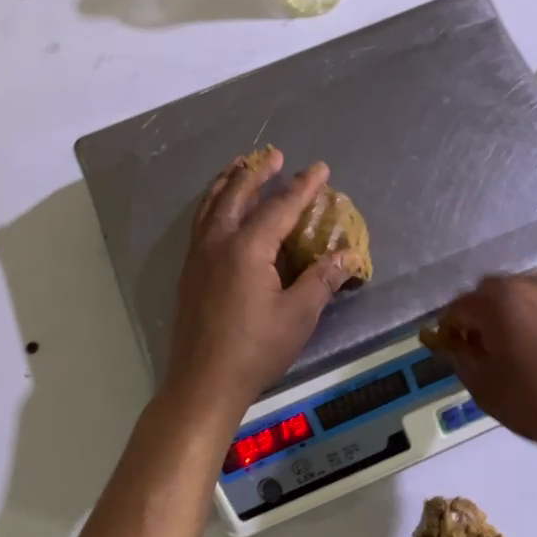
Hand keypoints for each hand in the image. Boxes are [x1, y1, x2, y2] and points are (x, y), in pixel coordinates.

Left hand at [166, 148, 352, 413]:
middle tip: (274, 155)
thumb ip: (322, 279)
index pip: (279, 207)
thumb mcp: (299, 315)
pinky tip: (220, 212)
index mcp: (247, 248)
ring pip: (211, 205)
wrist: (203, 382)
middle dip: (257, 172)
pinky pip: (201, 223)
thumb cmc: (256, 349)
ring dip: (228, 182)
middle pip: (237, 194)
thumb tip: (348, 255)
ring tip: (239, 167)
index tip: (320, 168)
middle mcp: (218, 242)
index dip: (302, 187)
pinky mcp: (189, 273)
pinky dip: (213, 204)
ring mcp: (198, 257)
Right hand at [422, 275, 536, 461]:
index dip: (451, 329)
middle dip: (484, 315)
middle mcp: (533, 284)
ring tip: (528, 349)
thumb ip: (462, 360)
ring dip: (519, 313)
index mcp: (500, 301)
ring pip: (530, 293)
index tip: (457, 351)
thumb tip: (454, 344)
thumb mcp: (488, 391)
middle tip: (491, 350)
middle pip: (494, 291)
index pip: (459, 306)